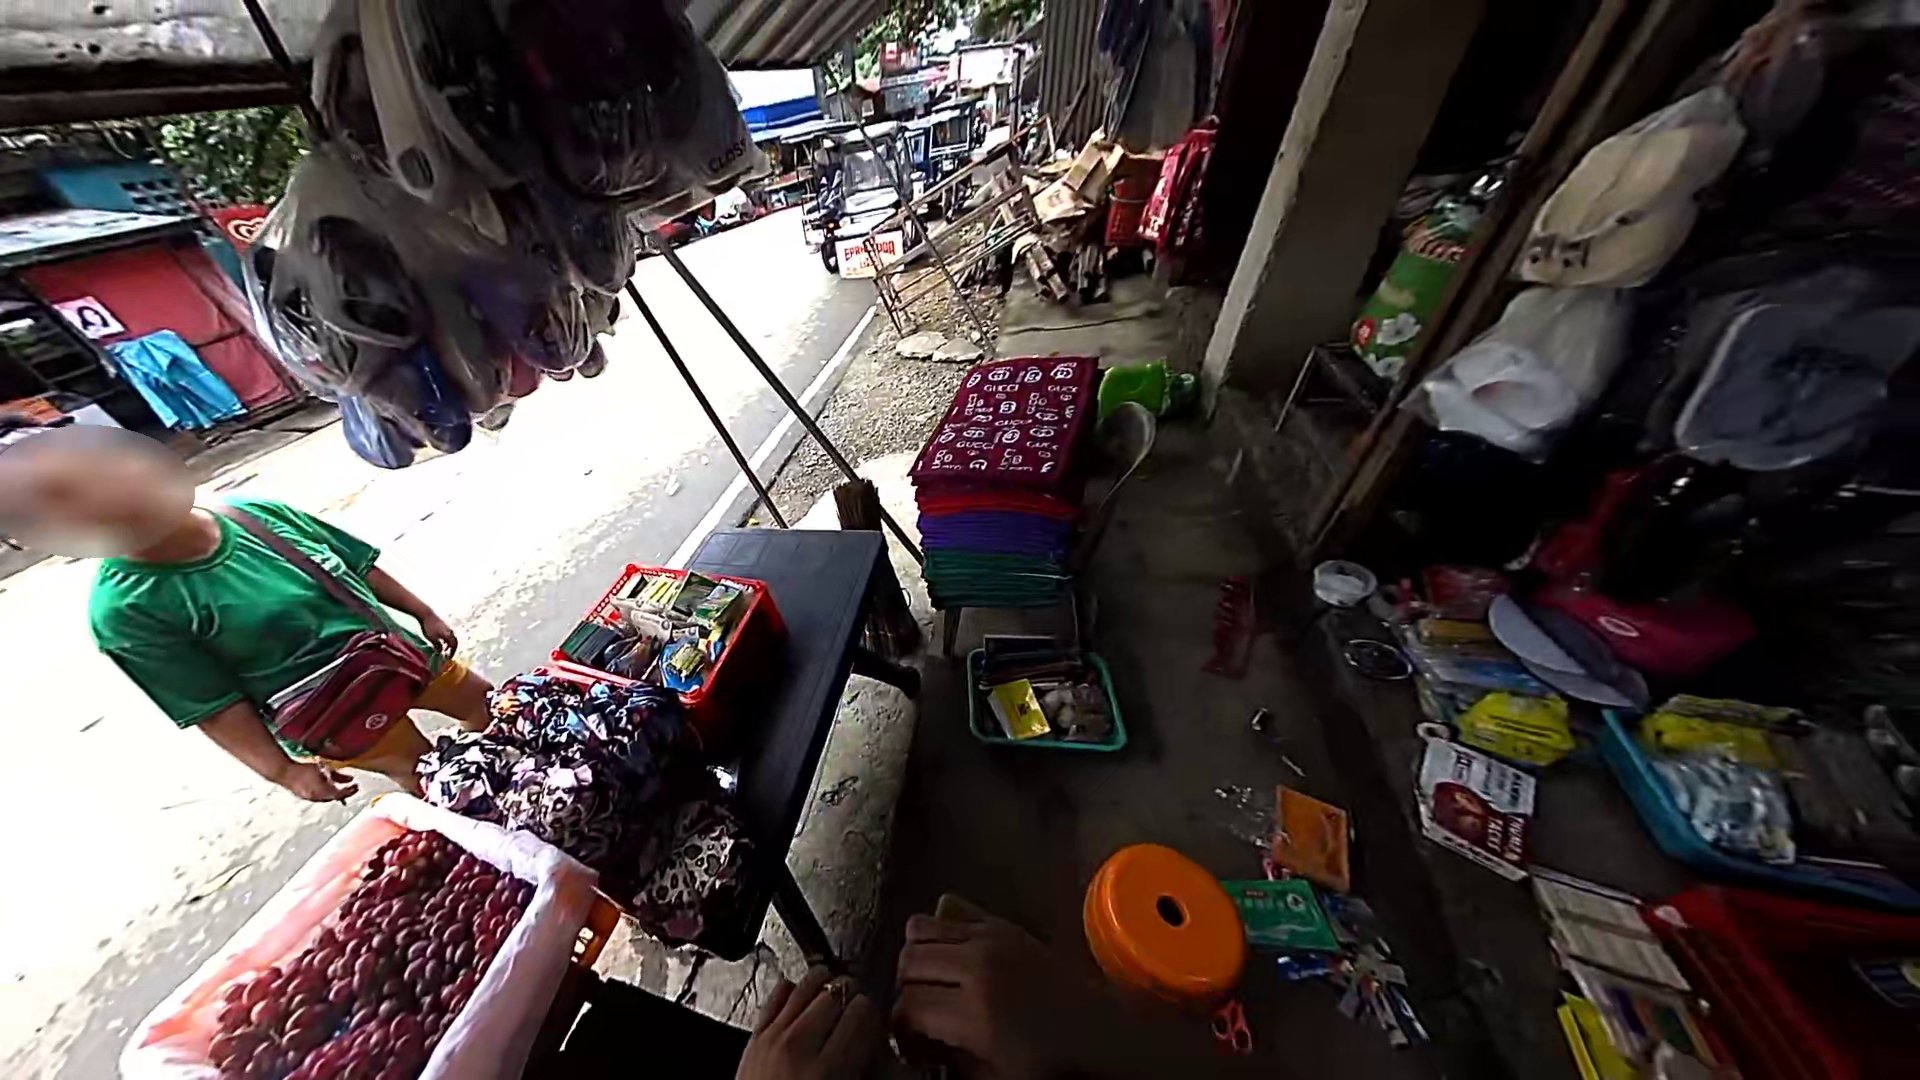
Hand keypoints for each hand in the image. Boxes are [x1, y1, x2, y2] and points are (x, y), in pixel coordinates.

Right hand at [278, 762, 359, 801]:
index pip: (339, 795)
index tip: (356, 786)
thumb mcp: (325, 770)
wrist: (284, 773)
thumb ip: (339, 776)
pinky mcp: (303, 797)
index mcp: (321, 790)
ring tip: (344, 787)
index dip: (350, 792)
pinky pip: (319, 798)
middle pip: (333, 798)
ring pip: (326, 799)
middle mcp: (315, 797)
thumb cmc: (305, 769)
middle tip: (352, 787)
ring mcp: (308, 798)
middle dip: (344, 793)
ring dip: (336, 794)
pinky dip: (328, 794)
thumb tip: (351, 779)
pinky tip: (330, 788)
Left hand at [417, 612, 457, 658]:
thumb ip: (437, 646)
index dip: (452, 652)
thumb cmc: (429, 627)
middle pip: (455, 642)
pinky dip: (447, 639)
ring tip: (444, 648)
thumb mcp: (432, 638)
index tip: (449, 658)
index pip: (454, 646)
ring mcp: (448, 629)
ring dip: (449, 644)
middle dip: (452, 648)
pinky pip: (448, 635)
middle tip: (449, 654)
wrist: (427, 615)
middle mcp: (451, 632)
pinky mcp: (444, 626)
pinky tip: (441, 641)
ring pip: (452, 638)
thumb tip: (440, 652)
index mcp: (449, 636)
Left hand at [736, 967, 881, 1079]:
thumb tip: (880, 1047)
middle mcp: (799, 1047)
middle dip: (852, 1000)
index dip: (873, 1018)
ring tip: (833, 1003)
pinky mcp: (754, 1036)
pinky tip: (804, 1004)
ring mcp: (773, 1037)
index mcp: (827, 1072)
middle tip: (855, 1018)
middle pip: (840, 990)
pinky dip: (796, 990)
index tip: (873, 1030)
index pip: (864, 1011)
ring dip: (827, 987)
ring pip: (811, 980)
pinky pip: (780, 991)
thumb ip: (864, 1073)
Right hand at [893, 896, 1100, 1079]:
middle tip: (916, 1010)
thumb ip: (949, 1057)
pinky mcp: (997, 921)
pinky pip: (950, 913)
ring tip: (927, 979)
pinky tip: (948, 957)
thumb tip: (915, 1040)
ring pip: (921, 928)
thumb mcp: (994, 1076)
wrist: (1090, 1022)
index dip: (900, 1024)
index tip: (907, 1038)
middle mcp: (974, 963)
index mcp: (974, 1012)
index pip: (909, 1005)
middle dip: (903, 987)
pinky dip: (937, 932)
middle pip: (909, 960)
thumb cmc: (1045, 1060)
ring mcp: (986, 936)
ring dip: (915, 955)